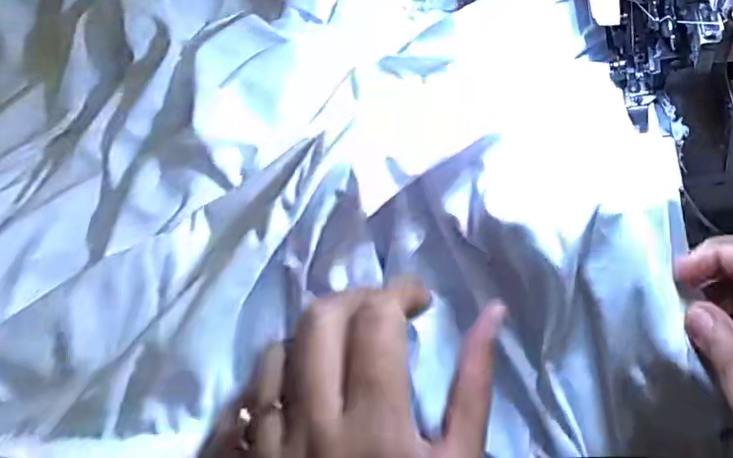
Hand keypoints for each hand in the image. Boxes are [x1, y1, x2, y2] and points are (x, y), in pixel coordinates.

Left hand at [202, 278, 507, 457]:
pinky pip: (240, 404)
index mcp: (373, 419)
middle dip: (358, 299)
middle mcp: (311, 425)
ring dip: (313, 339)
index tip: (423, 304)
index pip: (375, 317)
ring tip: (343, 352)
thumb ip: (474, 383)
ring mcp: (264, 450)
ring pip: (274, 353)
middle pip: (319, 320)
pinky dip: (272, 381)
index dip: (402, 291)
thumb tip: (493, 310)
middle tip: (385, 314)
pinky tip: (302, 391)